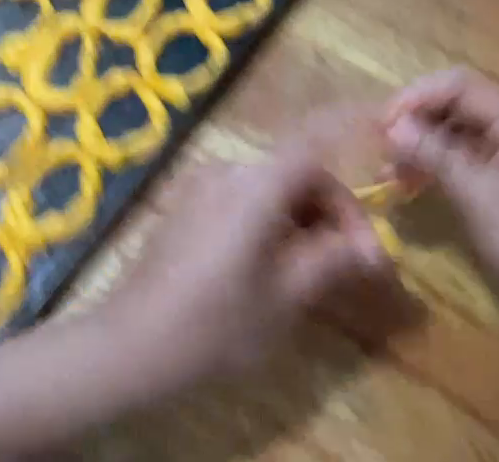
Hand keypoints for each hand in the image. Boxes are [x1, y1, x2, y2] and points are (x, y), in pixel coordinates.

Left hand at [102, 142, 393, 385]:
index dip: (350, 184)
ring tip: (311, 274)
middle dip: (329, 216)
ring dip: (299, 222)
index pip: (318, 153)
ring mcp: (200, 185)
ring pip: (269, 190)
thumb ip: (333, 260)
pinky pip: (240, 201)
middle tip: (349, 268)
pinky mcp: (182, 206)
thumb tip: (371, 248)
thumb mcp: (287, 296)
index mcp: (257, 182)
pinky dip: (266, 224)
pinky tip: (266, 269)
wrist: (127, 346)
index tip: (367, 236)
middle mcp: (229, 169)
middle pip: (295, 174)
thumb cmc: (216, 322)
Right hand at [383, 67, 498, 323]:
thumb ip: (436, 155)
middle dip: (417, 123)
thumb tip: (392, 126)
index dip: (415, 97)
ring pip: (460, 135)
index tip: (381, 126)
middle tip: (381, 153)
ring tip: (391, 175)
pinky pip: (469, 161)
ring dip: (424, 147)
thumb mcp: (481, 198)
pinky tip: (417, 186)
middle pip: (458, 106)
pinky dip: (441, 168)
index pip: (458, 84)